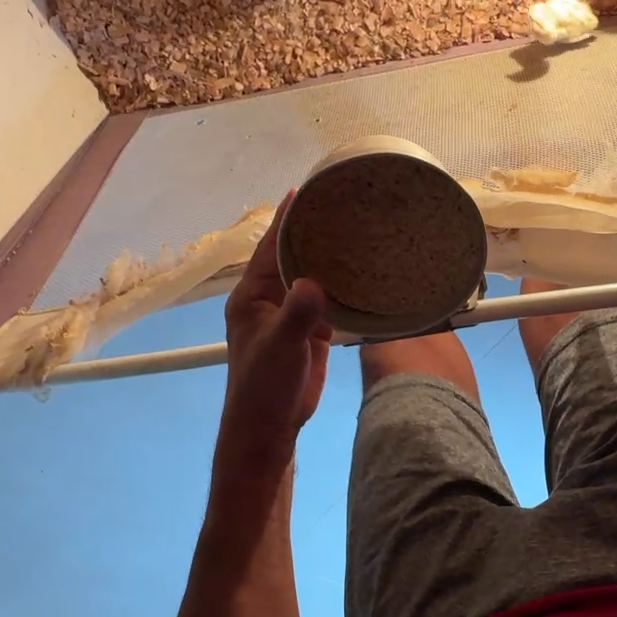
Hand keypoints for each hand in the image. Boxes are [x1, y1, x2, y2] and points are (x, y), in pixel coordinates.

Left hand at [219, 193, 331, 461]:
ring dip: (329, 256)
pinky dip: (343, 284)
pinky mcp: (311, 330)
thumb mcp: (280, 347)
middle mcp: (270, 297)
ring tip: (357, 229)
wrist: (271, 426)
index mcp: (252, 294)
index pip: (270, 247)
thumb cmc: (265, 385)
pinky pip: (328, 298)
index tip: (303, 189)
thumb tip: (314, 282)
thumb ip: (297, 315)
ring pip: (312, 275)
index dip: (285, 218)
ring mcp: (291, 313)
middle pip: (292, 255)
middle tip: (340, 203)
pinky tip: (364, 271)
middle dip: (312, 231)